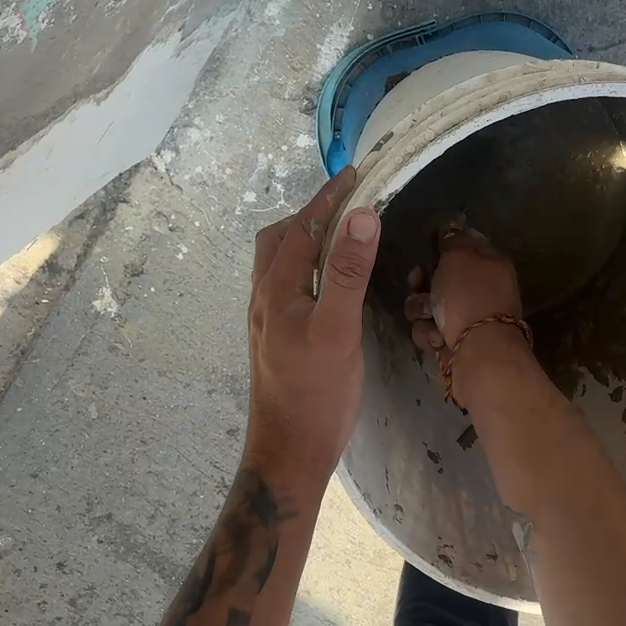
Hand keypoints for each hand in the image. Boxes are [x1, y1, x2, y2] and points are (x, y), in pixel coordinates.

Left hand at [244, 167, 381, 488]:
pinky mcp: (275, 335)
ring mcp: (266, 318)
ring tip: (339, 232)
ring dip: (305, 236)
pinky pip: (286, 281)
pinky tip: (326, 279)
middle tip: (348, 201)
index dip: (328, 198)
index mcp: (276, 287)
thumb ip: (348, 272)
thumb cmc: (316, 393)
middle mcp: (264, 296)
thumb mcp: (337, 329)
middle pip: (280, 237)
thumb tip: (362, 214)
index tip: (355, 173)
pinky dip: (306, 262)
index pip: (303, 227)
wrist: (289, 453)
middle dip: (311, 212)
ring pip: (279, 260)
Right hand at [404, 225, 522, 354]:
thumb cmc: (469, 297)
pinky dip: (428, 333)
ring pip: (427, 303)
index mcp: (489, 264)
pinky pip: (428, 329)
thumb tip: (452, 226)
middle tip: (418, 283)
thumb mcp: (459, 257)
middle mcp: (478, 289)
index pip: (464, 242)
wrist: (478, 354)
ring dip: (421, 309)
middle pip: (438, 275)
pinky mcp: (451, 342)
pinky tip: (436, 338)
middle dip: (422, 281)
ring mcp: (465, 317)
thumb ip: (452, 239)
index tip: (428, 243)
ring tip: (429, 317)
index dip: (443, 242)